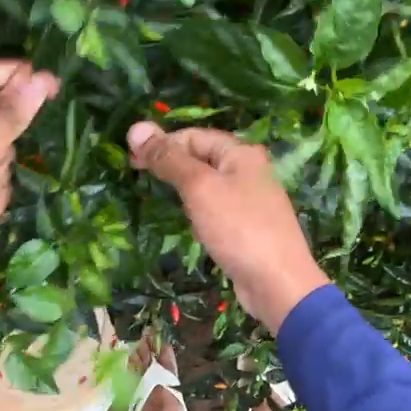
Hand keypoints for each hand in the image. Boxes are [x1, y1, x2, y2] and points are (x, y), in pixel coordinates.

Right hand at [127, 122, 328, 332]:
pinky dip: (200, 213)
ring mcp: (252, 201)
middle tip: (140, 180)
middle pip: (203, 158)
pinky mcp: (249, 228)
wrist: (278, 283)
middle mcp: (250, 171)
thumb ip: (169, 159)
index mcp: (241, 152)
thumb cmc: (239, 228)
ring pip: (210, 186)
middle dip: (172, 166)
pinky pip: (218, 211)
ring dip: (185, 190)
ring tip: (161, 200)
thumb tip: (136, 128)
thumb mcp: (199, 188)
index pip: (194, 136)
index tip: (132, 162)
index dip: (162, 144)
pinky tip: (191, 226)